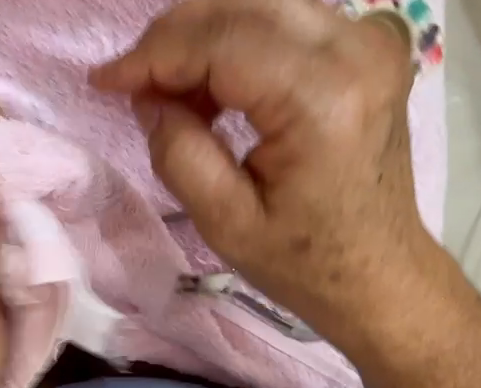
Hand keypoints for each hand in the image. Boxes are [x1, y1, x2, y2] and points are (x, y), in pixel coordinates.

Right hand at [90, 0, 446, 337]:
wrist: (376, 269)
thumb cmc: (300, 261)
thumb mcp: (224, 224)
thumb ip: (180, 154)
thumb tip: (148, 99)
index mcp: (321, 99)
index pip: (222, 41)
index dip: (154, 53)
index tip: (105, 80)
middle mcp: (355, 49)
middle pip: (242, 6)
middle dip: (174, 37)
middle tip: (132, 86)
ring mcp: (370, 38)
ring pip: (261, 4)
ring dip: (203, 38)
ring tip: (170, 95)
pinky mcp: (368, 43)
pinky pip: (286, 18)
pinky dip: (236, 41)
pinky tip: (213, 89)